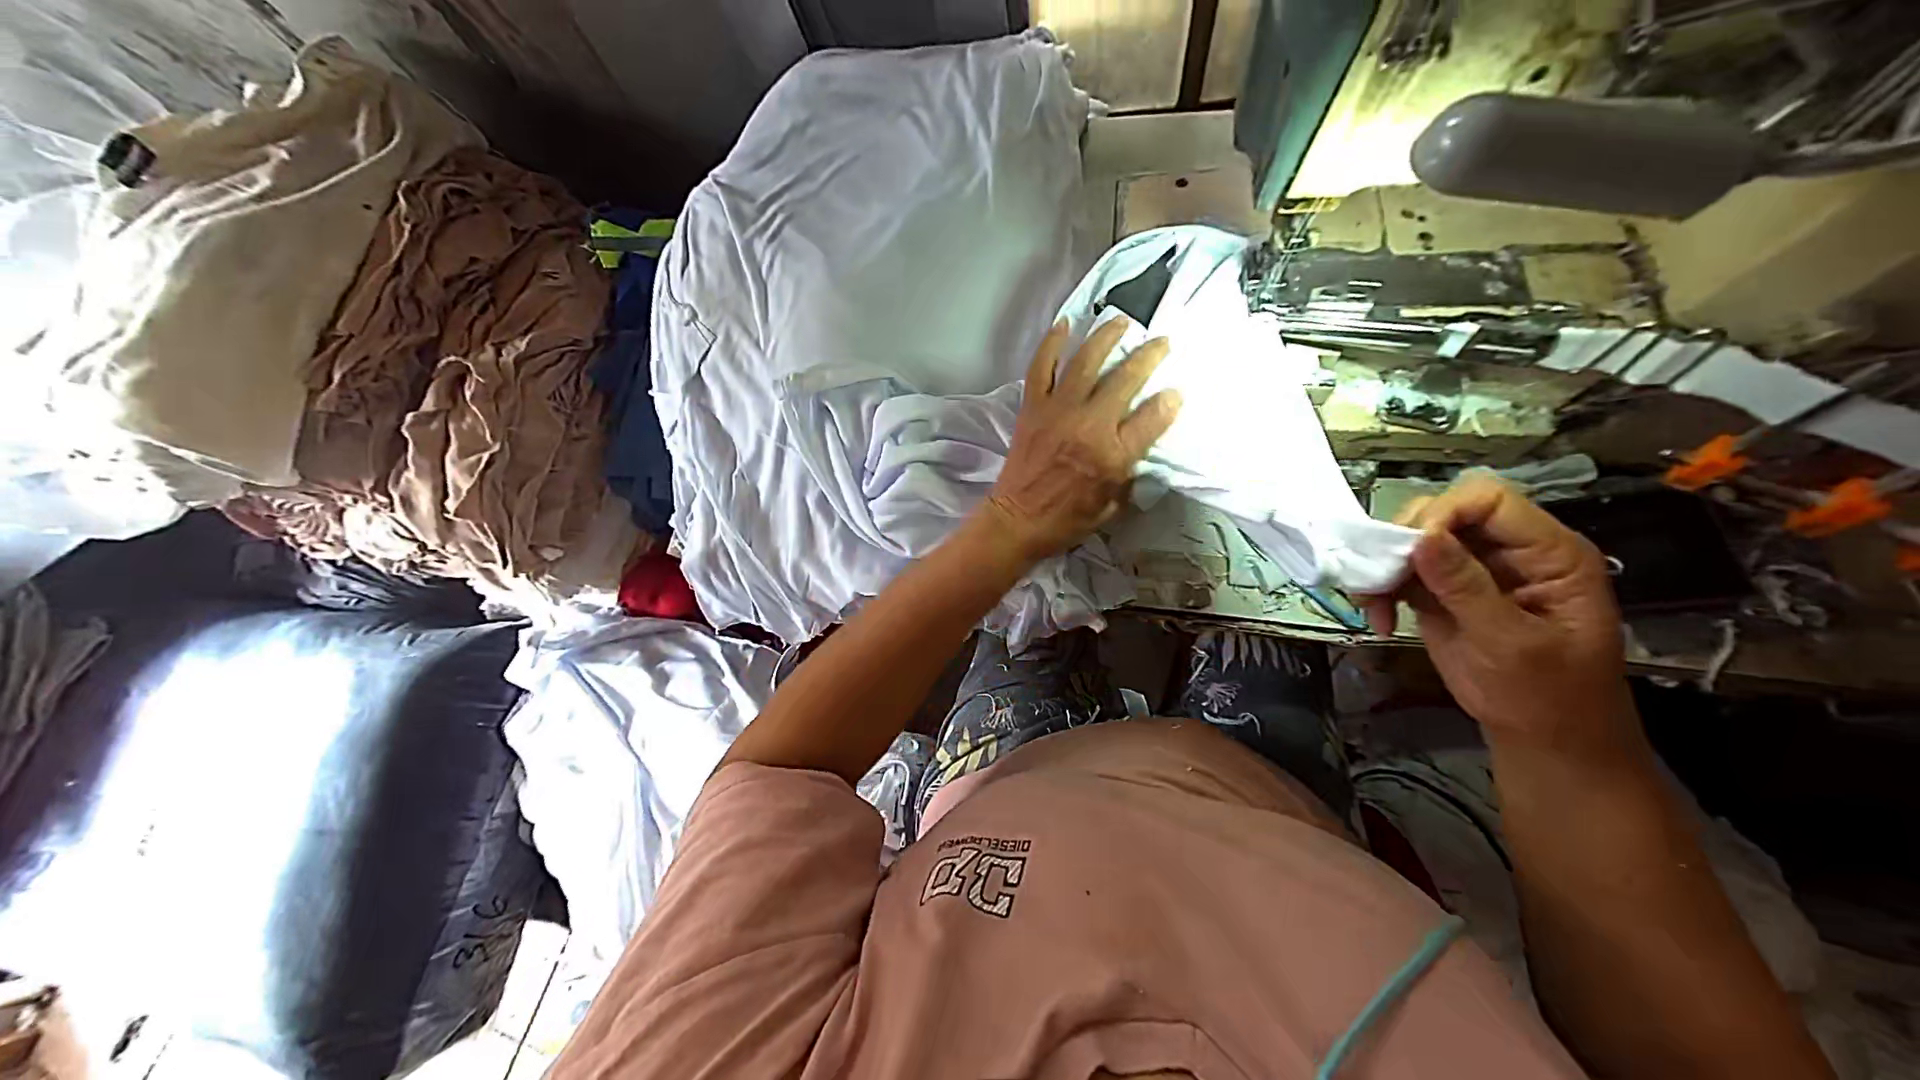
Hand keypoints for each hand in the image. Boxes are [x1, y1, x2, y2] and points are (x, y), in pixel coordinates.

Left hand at [975, 318, 1181, 563]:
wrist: (1018, 520)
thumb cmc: (1066, 520)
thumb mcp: (1112, 506)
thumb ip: (1130, 474)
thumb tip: (1143, 447)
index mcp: (1112, 455)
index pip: (1152, 418)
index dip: (1169, 402)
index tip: (1176, 391)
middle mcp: (1088, 425)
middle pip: (1125, 380)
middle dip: (1149, 356)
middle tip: (1161, 342)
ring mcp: (1058, 411)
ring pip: (1086, 362)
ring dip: (1106, 337)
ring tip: (1121, 321)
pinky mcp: (1033, 407)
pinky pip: (1041, 368)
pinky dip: (1052, 344)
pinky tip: (1065, 325)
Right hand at [1360, 472, 1634, 753]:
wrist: (1545, 738)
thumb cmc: (1547, 696)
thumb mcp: (1510, 643)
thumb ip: (1465, 587)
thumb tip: (1421, 538)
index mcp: (1548, 554)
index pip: (1490, 501)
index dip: (1444, 512)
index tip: (1410, 548)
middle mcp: (1510, 551)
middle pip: (1444, 512)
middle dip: (1405, 541)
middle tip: (1381, 577)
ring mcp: (1474, 570)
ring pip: (1415, 540)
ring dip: (1385, 566)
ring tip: (1372, 603)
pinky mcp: (1444, 591)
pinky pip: (1403, 571)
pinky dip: (1381, 588)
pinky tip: (1377, 616)